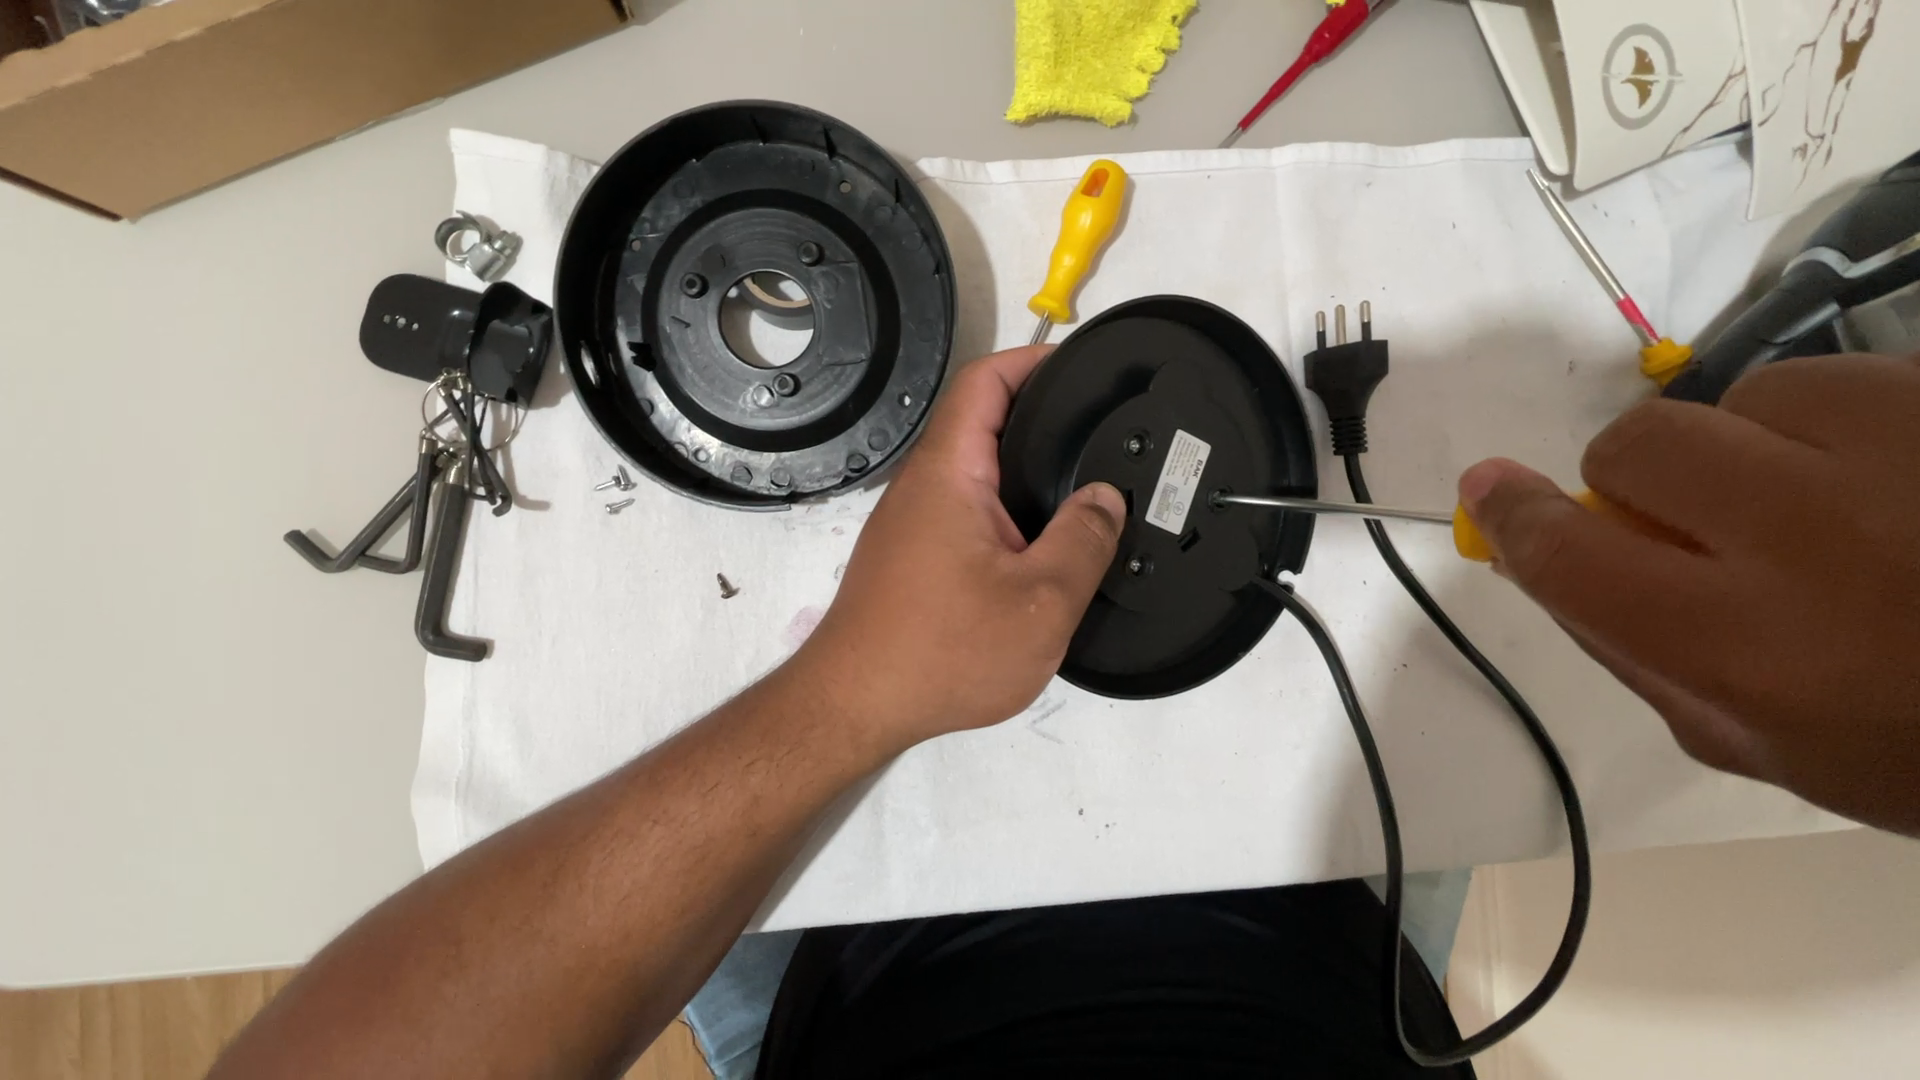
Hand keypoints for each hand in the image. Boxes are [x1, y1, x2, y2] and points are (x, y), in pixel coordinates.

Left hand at [791, 346, 1124, 748]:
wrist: (857, 704)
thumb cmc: (942, 652)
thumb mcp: (1040, 602)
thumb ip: (1083, 541)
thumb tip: (1105, 498)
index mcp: (949, 474)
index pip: (985, 382)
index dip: (1032, 359)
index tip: (1081, 365)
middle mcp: (921, 486)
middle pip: (980, 422)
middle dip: (1038, 414)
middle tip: (1097, 428)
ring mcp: (911, 521)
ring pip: (973, 470)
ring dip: (1021, 467)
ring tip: (1080, 482)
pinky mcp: (910, 554)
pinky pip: (963, 509)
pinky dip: (1004, 507)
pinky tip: (1039, 540)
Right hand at [1458, 353, 1919, 835]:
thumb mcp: (1759, 741)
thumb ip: (1629, 649)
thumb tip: (1535, 556)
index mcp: (1756, 647)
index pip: (1575, 555)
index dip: (1515, 515)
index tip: (1486, 487)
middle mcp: (1826, 540)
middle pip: (1642, 446)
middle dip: (1634, 476)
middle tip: (1679, 514)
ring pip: (1753, 393)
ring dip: (1747, 442)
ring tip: (1815, 494)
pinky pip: (1862, 377)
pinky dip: (1841, 421)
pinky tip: (1888, 475)